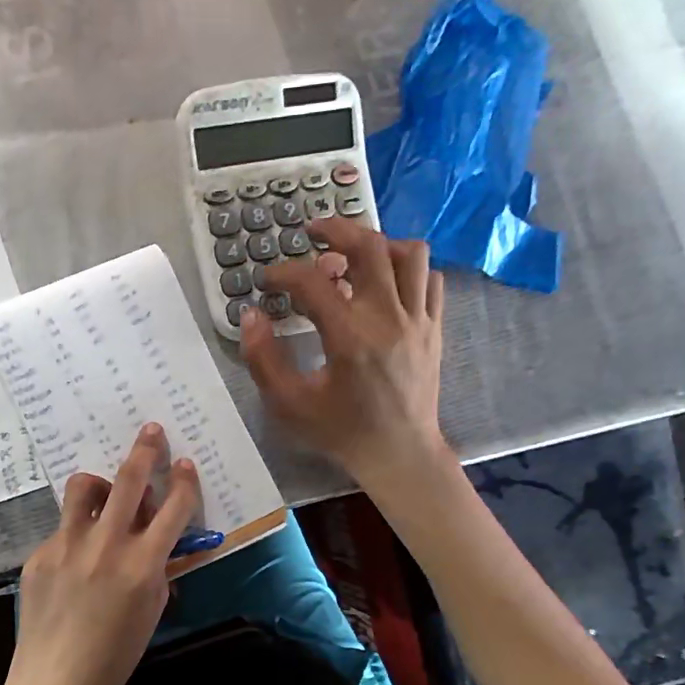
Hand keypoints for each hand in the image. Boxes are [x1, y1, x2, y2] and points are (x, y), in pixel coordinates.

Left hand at [0, 423, 200, 684]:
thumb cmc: (115, 658)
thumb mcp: (151, 612)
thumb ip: (158, 569)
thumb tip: (160, 538)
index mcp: (142, 564)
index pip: (174, 508)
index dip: (183, 482)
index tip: (185, 464)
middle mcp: (106, 545)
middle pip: (129, 480)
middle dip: (145, 449)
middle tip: (151, 430)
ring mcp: (67, 546)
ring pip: (86, 487)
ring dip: (102, 484)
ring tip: (106, 496)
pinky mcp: (39, 554)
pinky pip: (63, 527)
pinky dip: (78, 532)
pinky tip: (76, 560)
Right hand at [240, 217, 449, 487]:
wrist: (400, 454)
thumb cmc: (343, 431)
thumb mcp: (291, 404)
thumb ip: (263, 359)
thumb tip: (250, 316)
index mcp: (350, 336)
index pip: (313, 281)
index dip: (283, 273)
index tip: (268, 281)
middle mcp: (389, 317)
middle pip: (369, 246)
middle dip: (336, 230)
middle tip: (313, 232)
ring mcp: (418, 320)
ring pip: (409, 253)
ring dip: (378, 244)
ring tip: (353, 255)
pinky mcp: (434, 328)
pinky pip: (430, 279)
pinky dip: (407, 270)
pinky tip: (386, 284)